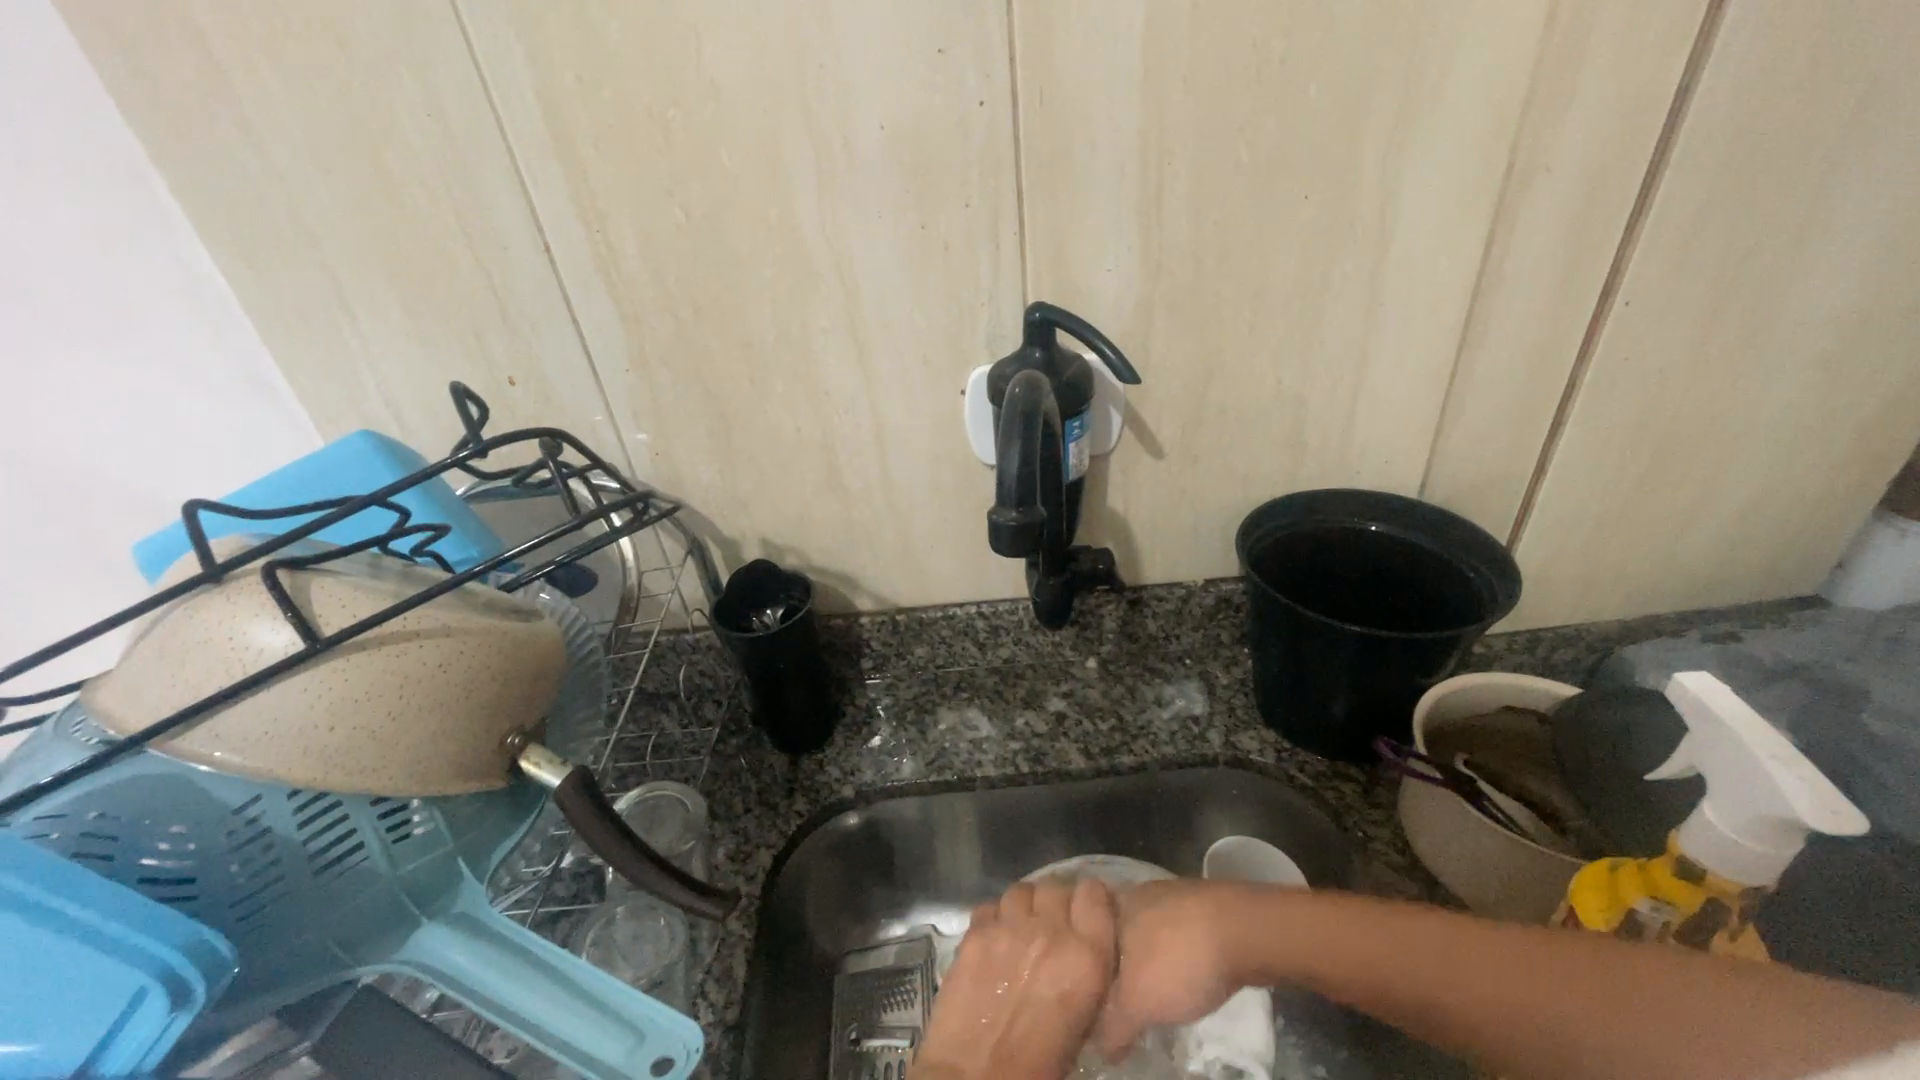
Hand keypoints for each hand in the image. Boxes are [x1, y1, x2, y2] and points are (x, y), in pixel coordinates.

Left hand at [917, 878, 1117, 1079]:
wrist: (978, 1078)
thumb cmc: (1039, 1065)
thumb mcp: (1082, 1018)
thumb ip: (1084, 972)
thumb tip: (1081, 953)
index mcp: (1087, 957)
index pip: (1094, 894)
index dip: (1090, 901)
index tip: (1086, 913)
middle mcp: (1050, 931)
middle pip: (1056, 887)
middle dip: (1055, 902)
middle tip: (1050, 924)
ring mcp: (1009, 928)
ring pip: (1021, 891)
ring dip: (1024, 906)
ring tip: (1020, 928)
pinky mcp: (975, 934)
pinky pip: (989, 906)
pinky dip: (994, 917)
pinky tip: (993, 939)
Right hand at [1094, 880, 1250, 1060]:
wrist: (1246, 931)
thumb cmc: (1178, 961)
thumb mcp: (1137, 1004)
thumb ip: (1113, 1027)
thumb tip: (1103, 1049)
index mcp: (1110, 905)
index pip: (1081, 932)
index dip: (1080, 961)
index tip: (1082, 988)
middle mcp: (1136, 892)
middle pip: (1115, 931)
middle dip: (1115, 961)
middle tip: (1116, 995)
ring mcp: (1171, 894)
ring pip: (1147, 930)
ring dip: (1147, 957)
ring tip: (1151, 990)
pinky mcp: (1203, 904)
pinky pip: (1177, 932)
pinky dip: (1176, 953)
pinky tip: (1184, 974)